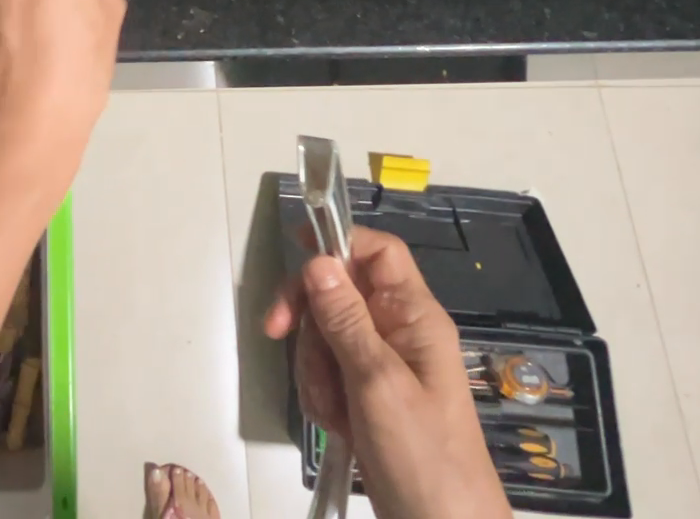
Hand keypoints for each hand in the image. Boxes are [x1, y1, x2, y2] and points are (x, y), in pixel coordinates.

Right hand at [264, 228, 509, 518]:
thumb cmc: (422, 457)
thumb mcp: (377, 382)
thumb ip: (345, 319)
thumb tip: (318, 259)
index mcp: (414, 316)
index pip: (379, 253)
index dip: (340, 241)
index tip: (296, 248)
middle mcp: (398, 331)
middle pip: (338, 291)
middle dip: (309, 317)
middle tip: (277, 331)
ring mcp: (381, 363)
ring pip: (325, 332)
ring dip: (315, 366)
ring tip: (333, 409)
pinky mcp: (365, 394)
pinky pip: (326, 370)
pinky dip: (320, 392)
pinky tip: (335, 424)